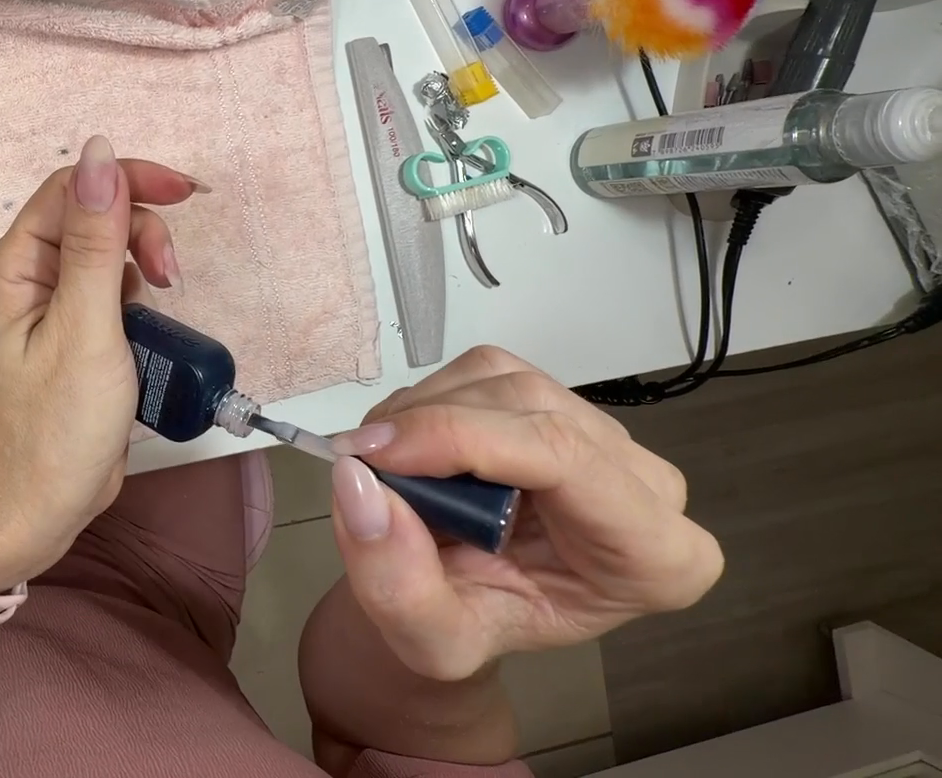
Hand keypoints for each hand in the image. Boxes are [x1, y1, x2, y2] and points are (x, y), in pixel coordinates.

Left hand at [0, 135, 202, 590]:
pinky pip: (110, 285)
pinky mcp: (74, 327)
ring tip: (162, 299)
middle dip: (139, 227)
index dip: (126, 179)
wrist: (45, 503)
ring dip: (142, 259)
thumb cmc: (60, 424)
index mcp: (14, 266)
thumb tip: (100, 153)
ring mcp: (50, 302)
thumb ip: (94, 241)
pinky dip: (137, 291)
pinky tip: (147, 319)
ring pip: (105, 248)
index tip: (185, 192)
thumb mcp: (86, 328)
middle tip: (170, 272)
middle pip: (90, 214)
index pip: (70, 190)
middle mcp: (26, 275)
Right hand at [325, 346, 723, 681]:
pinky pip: (484, 370)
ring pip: (502, 378)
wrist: (460, 600)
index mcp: (652, 558)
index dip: (457, 437)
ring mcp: (605, 435)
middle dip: (428, 424)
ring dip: (421, 409)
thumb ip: (396, 582)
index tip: (370, 455)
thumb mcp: (427, 639)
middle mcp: (648, 487)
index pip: (563, 455)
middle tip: (362, 462)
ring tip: (387, 462)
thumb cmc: (461, 624)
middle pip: (529, 406)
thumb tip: (357, 480)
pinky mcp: (557, 403)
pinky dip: (427, 398)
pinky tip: (411, 443)